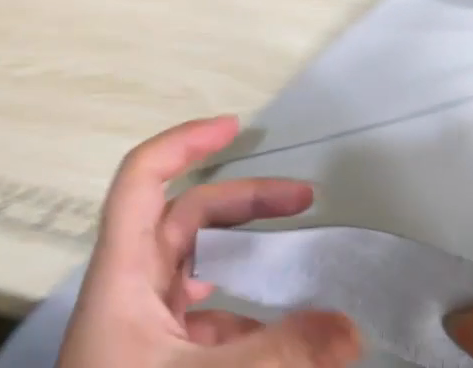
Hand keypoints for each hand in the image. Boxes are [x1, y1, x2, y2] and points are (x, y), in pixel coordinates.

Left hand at [58, 116, 362, 367]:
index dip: (184, 142)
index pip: (142, 179)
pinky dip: (246, 327)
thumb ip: (278, 354)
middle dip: (243, 201)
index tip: (235, 128)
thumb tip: (350, 328)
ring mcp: (141, 333)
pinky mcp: (155, 364)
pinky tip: (282, 347)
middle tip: (304, 198)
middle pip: (184, 219)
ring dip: (248, 267)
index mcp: (122, 276)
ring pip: (197, 275)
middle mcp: (130, 294)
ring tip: (304, 278)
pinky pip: (206, 328)